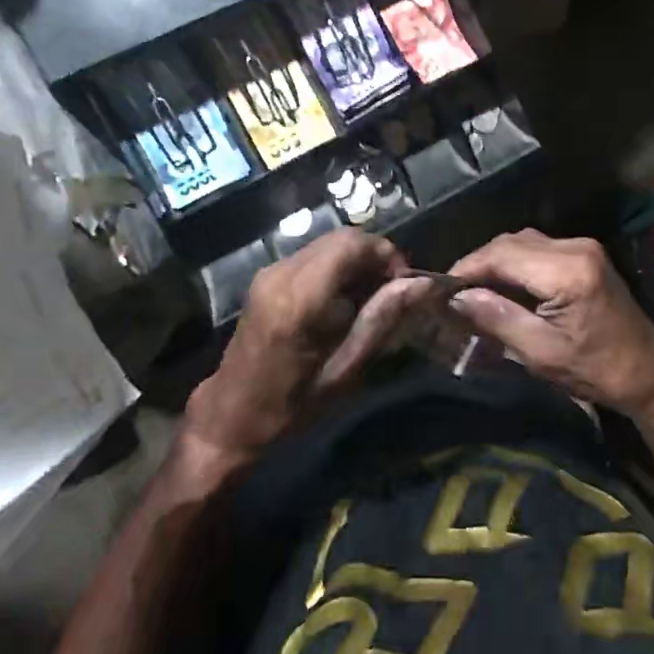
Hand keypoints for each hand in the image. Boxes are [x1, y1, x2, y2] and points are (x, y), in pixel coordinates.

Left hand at [183, 230, 434, 463]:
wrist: (231, 415)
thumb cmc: (290, 406)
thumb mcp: (344, 371)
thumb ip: (382, 319)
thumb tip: (423, 284)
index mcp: (299, 299)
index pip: (351, 244)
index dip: (385, 254)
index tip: (404, 284)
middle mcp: (281, 273)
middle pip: (341, 238)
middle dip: (374, 257)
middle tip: (392, 292)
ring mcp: (270, 271)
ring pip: (328, 244)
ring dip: (357, 262)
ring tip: (371, 299)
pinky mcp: (267, 275)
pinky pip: (313, 256)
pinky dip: (338, 268)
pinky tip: (344, 301)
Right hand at [448, 229, 653, 417]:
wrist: (651, 374)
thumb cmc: (597, 371)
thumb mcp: (541, 354)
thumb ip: (497, 319)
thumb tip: (457, 298)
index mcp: (568, 271)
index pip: (502, 255)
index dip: (466, 268)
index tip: (440, 288)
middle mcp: (575, 248)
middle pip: (510, 243)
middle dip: (478, 264)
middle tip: (453, 293)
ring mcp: (582, 247)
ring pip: (521, 242)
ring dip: (494, 262)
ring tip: (473, 290)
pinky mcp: (585, 254)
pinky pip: (537, 249)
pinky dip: (514, 263)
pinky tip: (502, 286)